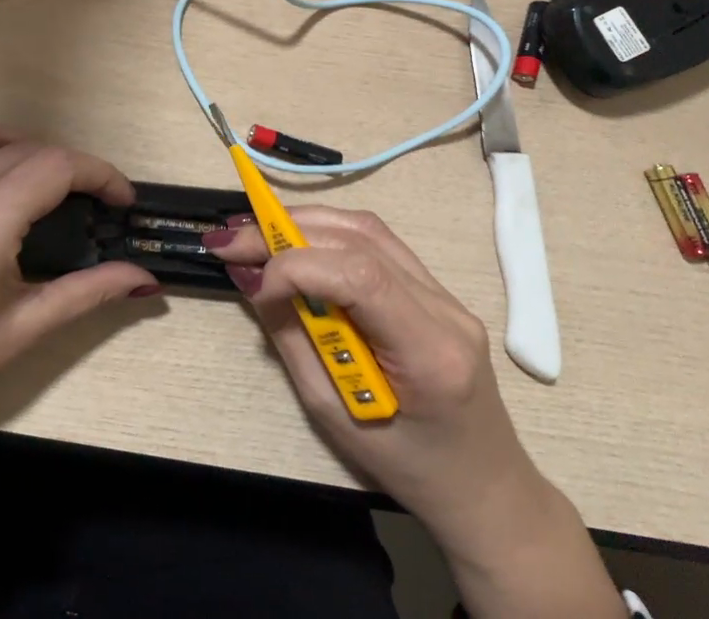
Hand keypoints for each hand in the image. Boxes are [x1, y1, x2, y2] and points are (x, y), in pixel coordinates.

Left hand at [0, 62, 158, 480]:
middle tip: (83, 195)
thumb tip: (147, 279)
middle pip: (20, 152)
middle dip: (62, 166)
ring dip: (15, 142)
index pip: (54, 170)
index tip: (120, 197)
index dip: (98, 174)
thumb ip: (88, 292)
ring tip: (37, 166)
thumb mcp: (25, 327)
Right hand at [210, 208, 624, 617]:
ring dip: (302, 222)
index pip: (359, 276)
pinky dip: (325, 233)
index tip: (250, 282)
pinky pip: (376, 243)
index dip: (294, 266)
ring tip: (250, 233)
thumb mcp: (332, 413)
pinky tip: (290, 242)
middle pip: (359, 240)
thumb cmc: (405, 466)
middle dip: (283, 231)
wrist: (481, 485)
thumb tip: (248, 278)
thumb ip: (291, 339)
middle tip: (227, 241)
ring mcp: (445, 295)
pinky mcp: (434, 291)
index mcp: (428, 351)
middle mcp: (445, 310)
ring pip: (367, 230)